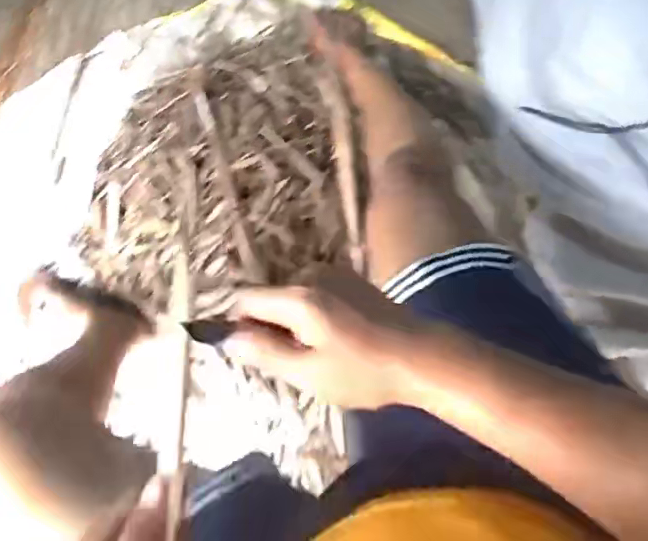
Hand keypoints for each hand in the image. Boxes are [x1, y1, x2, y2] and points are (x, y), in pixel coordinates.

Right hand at [220, 268, 432, 409]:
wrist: (419, 355)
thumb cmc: (362, 371)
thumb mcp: (309, 374)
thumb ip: (265, 353)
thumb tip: (228, 338)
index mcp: (297, 298)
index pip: (246, 298)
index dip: (235, 322)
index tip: (239, 349)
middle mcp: (310, 275)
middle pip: (268, 296)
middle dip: (265, 325)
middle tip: (285, 363)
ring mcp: (331, 273)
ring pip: (290, 295)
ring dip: (289, 321)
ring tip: (312, 354)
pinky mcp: (348, 278)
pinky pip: (312, 292)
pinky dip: (308, 313)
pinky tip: (331, 339)